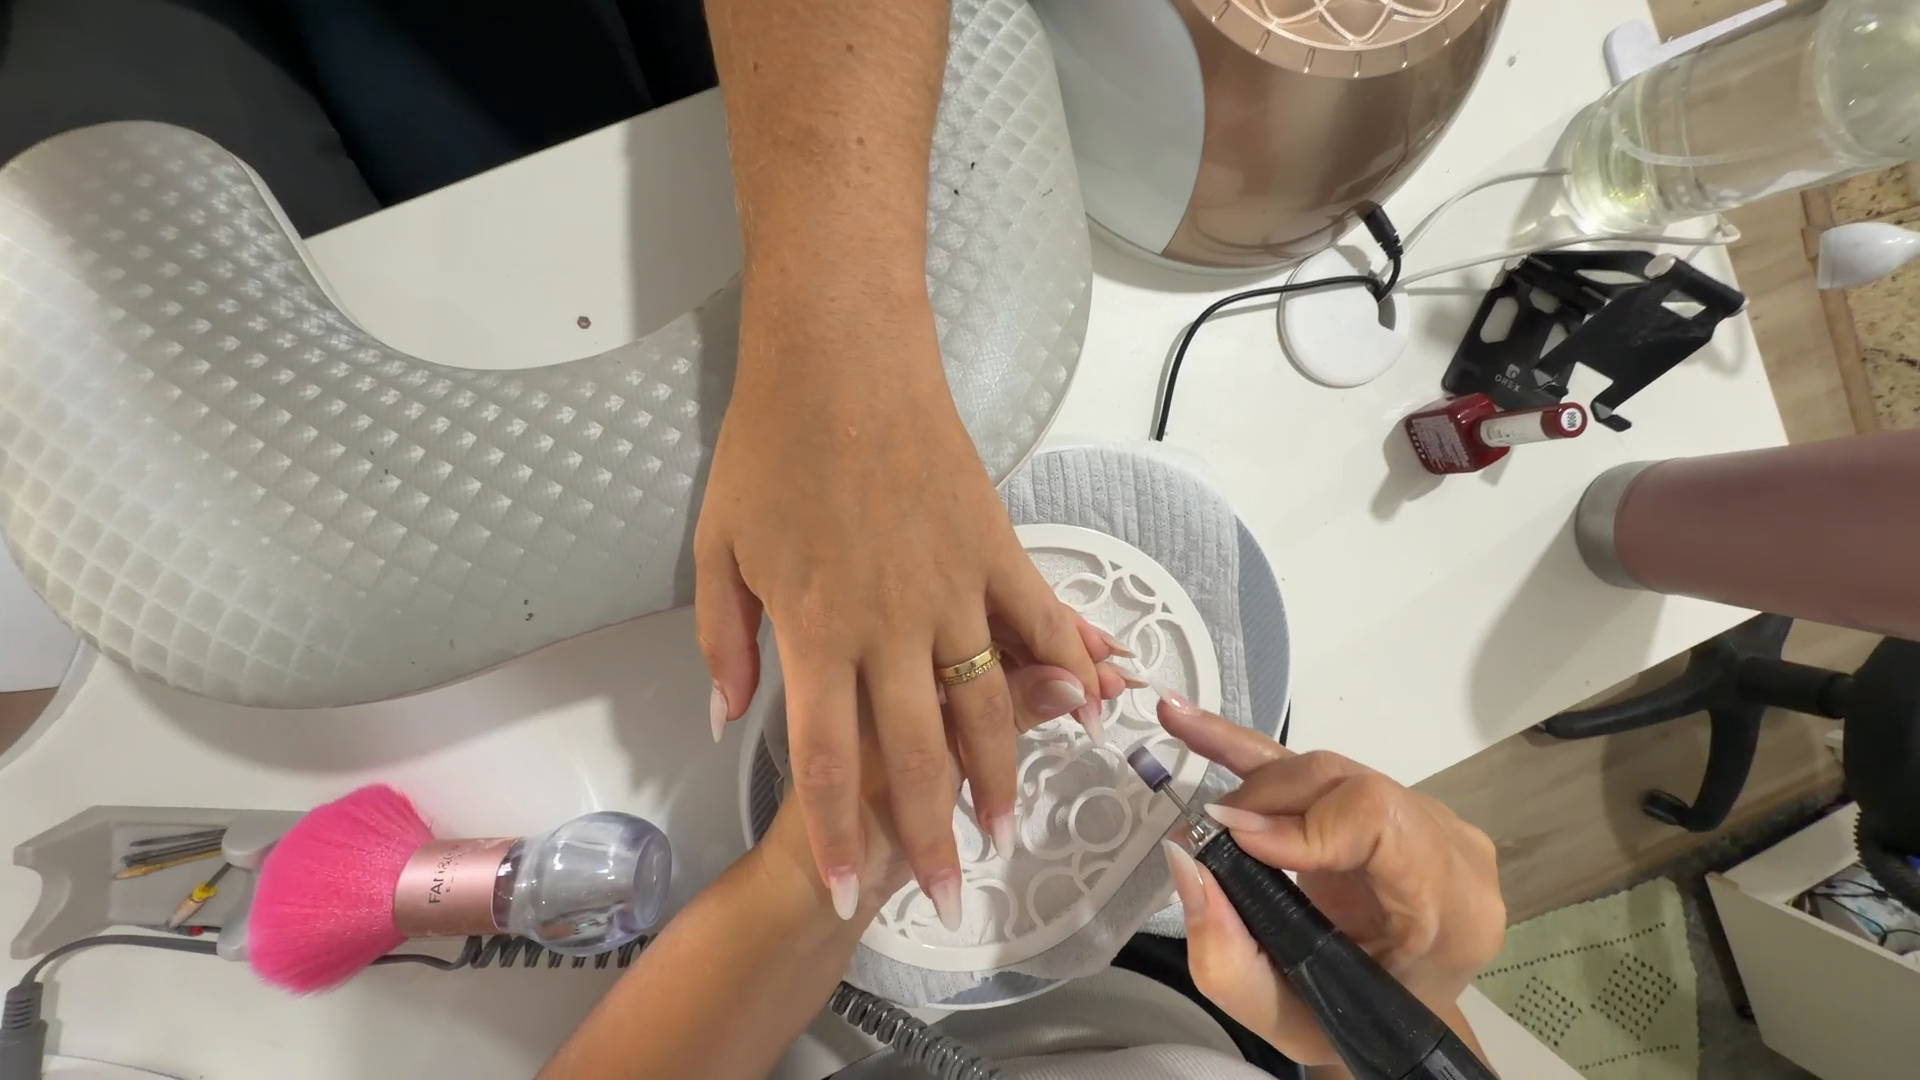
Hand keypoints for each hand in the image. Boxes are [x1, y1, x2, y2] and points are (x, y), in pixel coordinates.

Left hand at [695, 281, 1103, 930]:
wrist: (840, 360)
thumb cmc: (770, 447)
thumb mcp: (717, 545)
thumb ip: (726, 641)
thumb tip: (733, 716)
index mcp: (815, 631)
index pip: (827, 761)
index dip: (837, 836)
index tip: (847, 892)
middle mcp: (890, 628)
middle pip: (914, 755)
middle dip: (927, 834)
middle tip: (942, 890)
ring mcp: (953, 589)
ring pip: (985, 705)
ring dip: (997, 774)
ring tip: (1003, 826)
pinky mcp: (995, 548)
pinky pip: (1038, 620)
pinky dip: (1065, 668)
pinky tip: (1086, 706)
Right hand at [1156, 696, 1504, 1066]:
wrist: (1394, 1016)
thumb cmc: (1353, 1026)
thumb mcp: (1286, 1021)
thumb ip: (1229, 957)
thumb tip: (1185, 859)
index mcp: (1452, 906)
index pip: (1378, 819)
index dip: (1300, 822)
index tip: (1233, 838)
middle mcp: (1445, 845)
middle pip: (1340, 781)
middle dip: (1259, 798)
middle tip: (1202, 830)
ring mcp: (1414, 812)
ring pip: (1317, 766)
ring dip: (1245, 770)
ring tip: (1177, 736)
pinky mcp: (1371, 796)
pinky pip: (1303, 760)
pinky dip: (1242, 742)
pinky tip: (1189, 717)